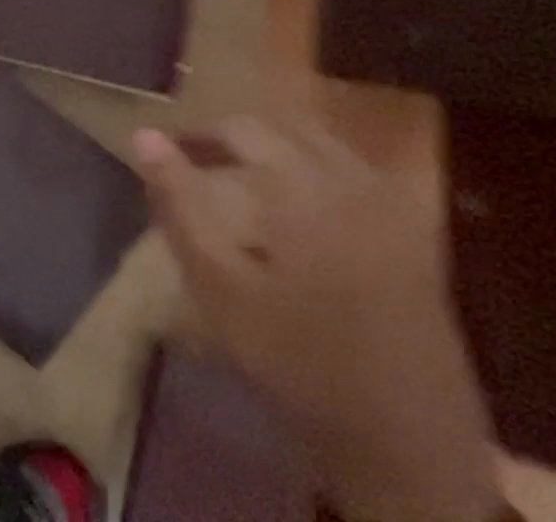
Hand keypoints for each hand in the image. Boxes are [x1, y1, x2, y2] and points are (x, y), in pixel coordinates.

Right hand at [133, 120, 500, 521]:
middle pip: (290, 129)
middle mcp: (355, 184)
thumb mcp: (214, 279)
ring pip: (327, 150)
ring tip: (232, 181)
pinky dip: (313, 174)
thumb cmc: (287, 350)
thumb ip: (178, 201)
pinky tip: (290, 209)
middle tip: (190, 160)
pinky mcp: (414, 240)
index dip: (194, 130)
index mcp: (304, 187)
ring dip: (276, 152)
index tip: (157, 146)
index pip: (242, 128)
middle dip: (236, 136)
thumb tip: (142, 135)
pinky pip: (356, 178)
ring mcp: (394, 211)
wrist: (396, 427)